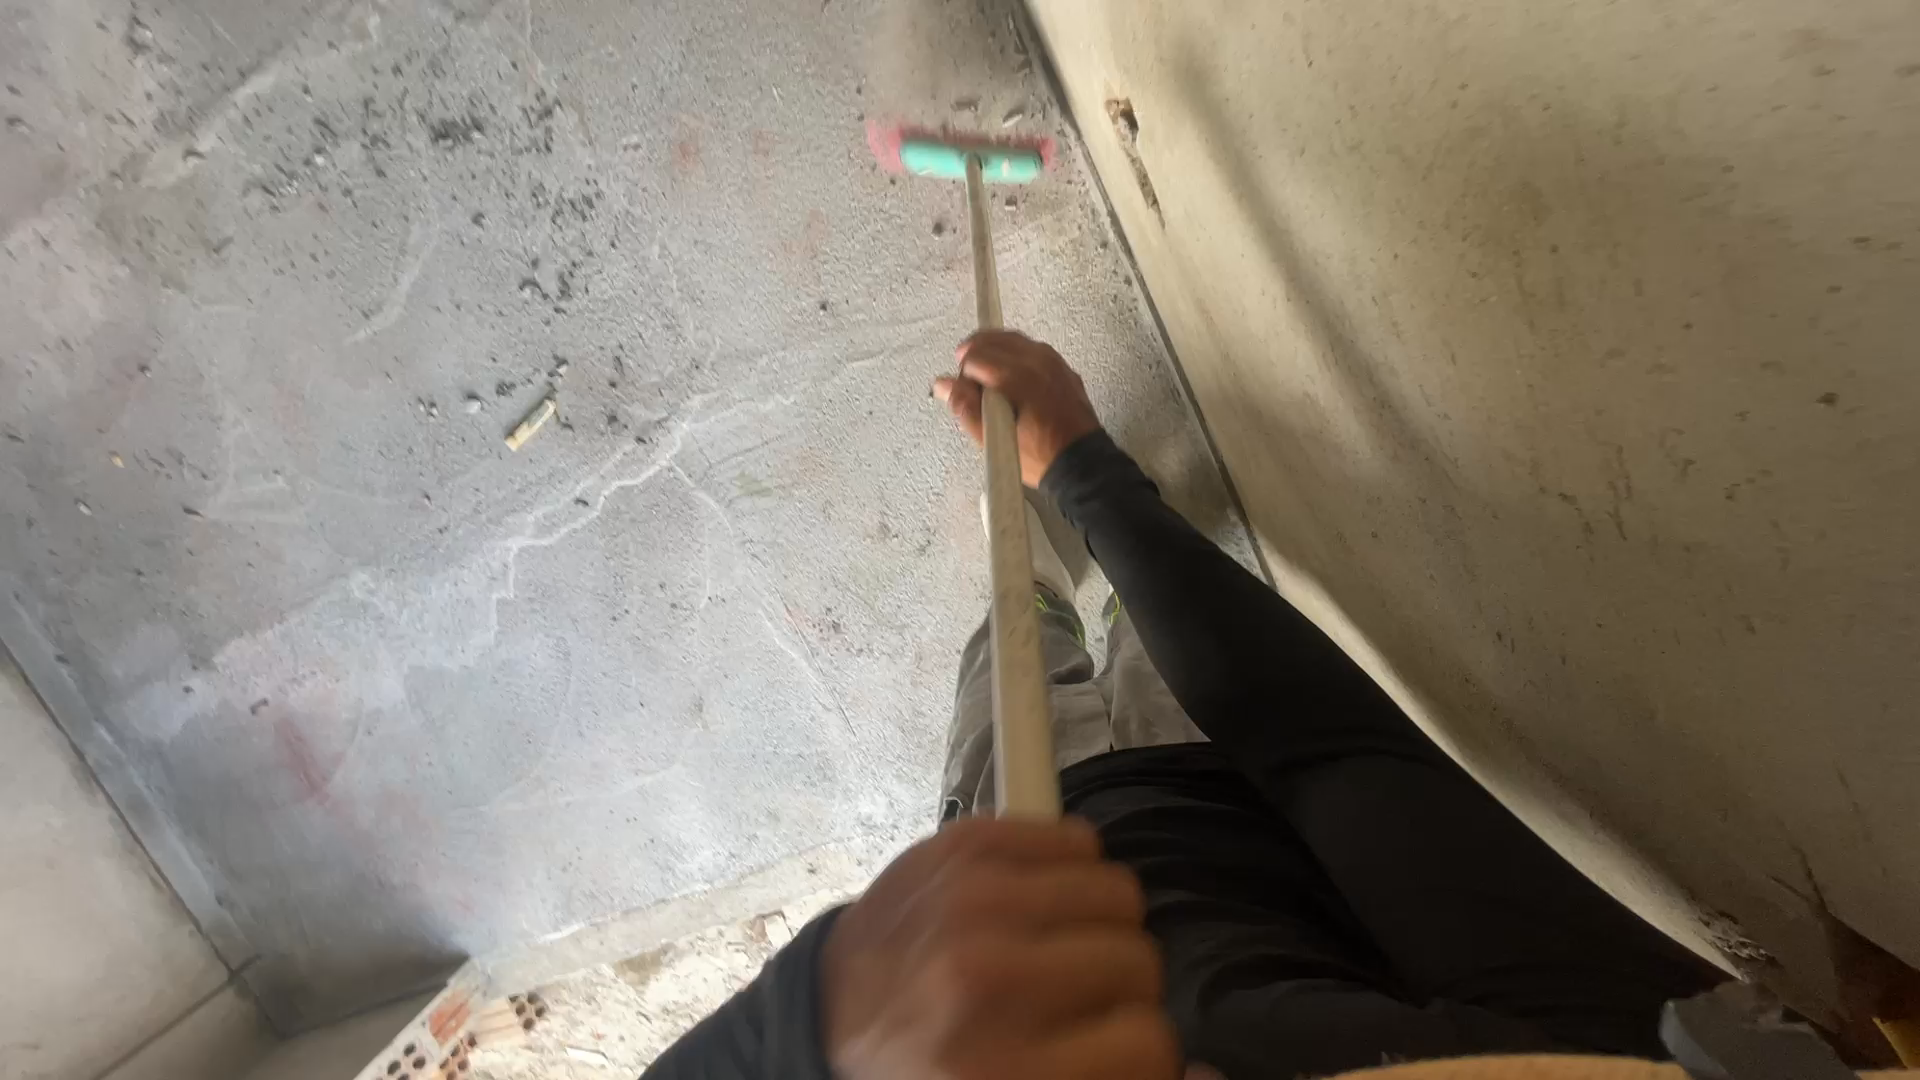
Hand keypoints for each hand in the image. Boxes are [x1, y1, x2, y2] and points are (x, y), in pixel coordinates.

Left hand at [820, 817, 1178, 1079]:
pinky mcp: (967, 842)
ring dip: (1104, 920)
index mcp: (1005, 1070)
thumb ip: (1106, 1079)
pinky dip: (1075, 866)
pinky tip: (1042, 895)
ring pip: (1118, 890)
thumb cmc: (929, 1070)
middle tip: (1081, 988)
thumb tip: (1205, 1068)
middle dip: (1123, 980)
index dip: (1144, 1045)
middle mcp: (992, 978)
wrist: (835, 1009)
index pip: (1149, 1044)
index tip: (1117, 1039)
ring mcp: (977, 898)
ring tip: (1063, 936)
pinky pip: (1078, 837)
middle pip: (1138, 960)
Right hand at [933, 330, 1102, 487]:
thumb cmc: (1038, 456)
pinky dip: (1015, 354)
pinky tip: (1011, 376)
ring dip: (994, 351)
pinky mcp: (1063, 367)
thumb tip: (943, 384)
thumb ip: (965, 408)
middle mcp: (1037, 360)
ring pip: (1013, 339)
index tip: (964, 393)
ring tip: (986, 377)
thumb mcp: (993, 441)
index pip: (975, 356)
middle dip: (975, 356)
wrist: (1081, 464)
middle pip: (993, 339)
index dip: (962, 374)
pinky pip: (1032, 348)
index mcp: (1017, 376)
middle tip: (969, 381)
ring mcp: (1053, 361)